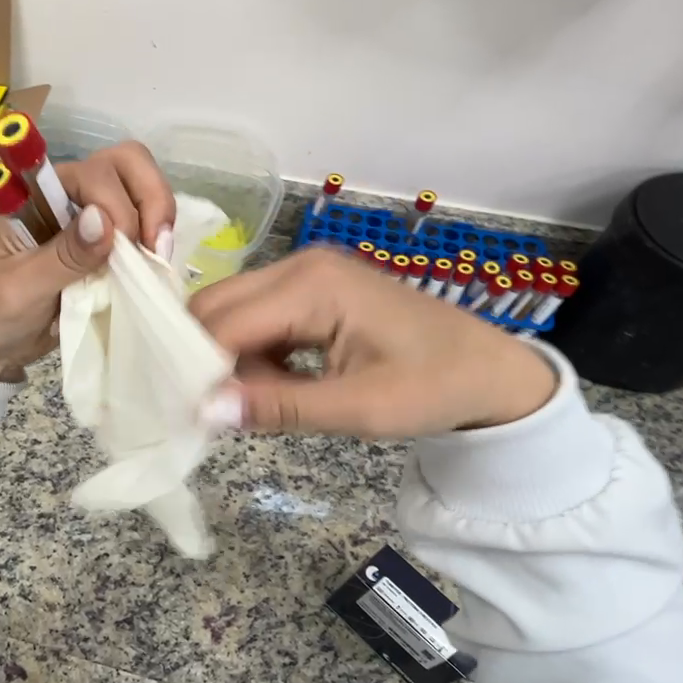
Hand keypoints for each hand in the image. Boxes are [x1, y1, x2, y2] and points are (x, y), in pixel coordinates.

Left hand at [0, 141, 174, 380]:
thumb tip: (105, 221)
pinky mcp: (106, 245)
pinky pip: (142, 228)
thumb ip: (63, 256)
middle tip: (155, 246)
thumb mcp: (23, 287)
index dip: (116, 203)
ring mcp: (90, 219)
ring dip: (157, 221)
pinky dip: (154, 244)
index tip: (121, 247)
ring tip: (156, 261)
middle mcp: (67, 196)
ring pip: (141, 191)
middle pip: (126, 165)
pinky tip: (153, 270)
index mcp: (37, 195)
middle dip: (151, 199)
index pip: (92, 171)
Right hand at [189, 246, 556, 437]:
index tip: (192, 416)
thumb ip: (279, 408)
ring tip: (273, 398)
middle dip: (209, 360)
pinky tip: (285, 380)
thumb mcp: (359, 408)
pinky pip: (254, 316)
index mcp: (310, 285)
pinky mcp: (308, 287)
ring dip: (234, 359)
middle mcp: (297, 265)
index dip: (199, 370)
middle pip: (213, 308)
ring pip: (228, 313)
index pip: (222, 324)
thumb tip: (203, 412)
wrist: (491, 371)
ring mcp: (302, 271)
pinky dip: (254, 353)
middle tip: (228, 409)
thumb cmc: (433, 387)